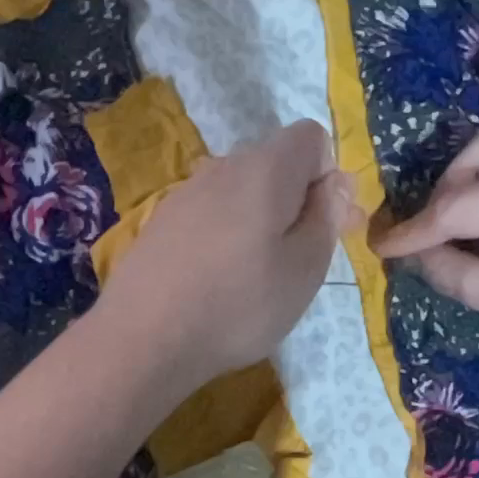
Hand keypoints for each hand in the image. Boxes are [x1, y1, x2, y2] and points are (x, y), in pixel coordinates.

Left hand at [95, 119, 360, 382]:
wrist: (144, 340)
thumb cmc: (239, 305)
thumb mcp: (305, 269)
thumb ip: (326, 218)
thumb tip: (334, 183)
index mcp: (265, 167)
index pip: (311, 137)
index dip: (327, 176)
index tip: (325, 225)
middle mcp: (220, 167)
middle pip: (271, 166)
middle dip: (292, 202)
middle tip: (296, 260)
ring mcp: (182, 196)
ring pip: (235, 195)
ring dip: (254, 224)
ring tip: (250, 280)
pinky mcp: (157, 227)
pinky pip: (204, 220)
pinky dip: (219, 242)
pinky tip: (211, 286)